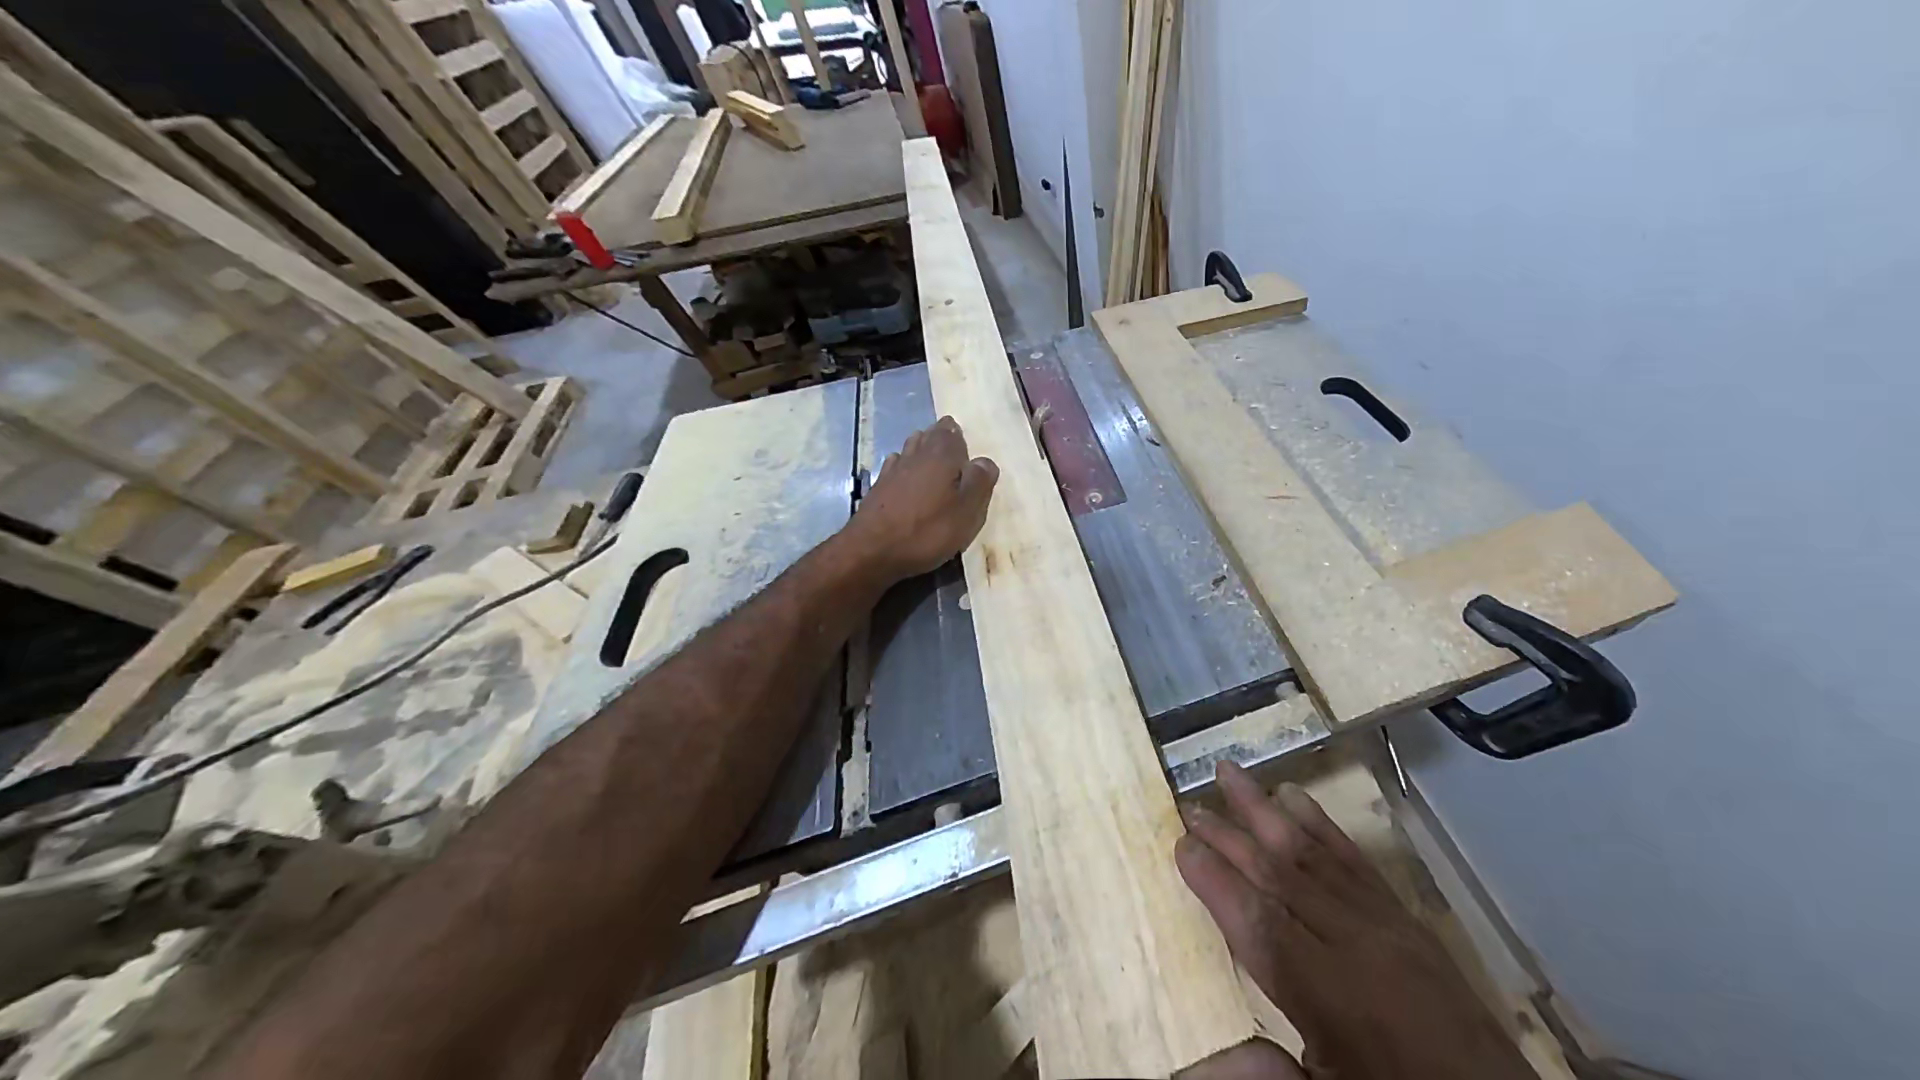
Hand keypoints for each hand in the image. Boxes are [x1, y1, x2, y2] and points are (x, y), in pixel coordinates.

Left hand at [846, 416, 997, 581]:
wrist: (872, 551)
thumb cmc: (927, 531)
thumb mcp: (967, 512)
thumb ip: (979, 482)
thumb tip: (985, 461)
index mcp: (941, 454)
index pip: (951, 430)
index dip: (959, 436)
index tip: (965, 447)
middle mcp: (915, 454)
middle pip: (929, 436)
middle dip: (940, 440)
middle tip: (953, 453)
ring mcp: (892, 470)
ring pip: (910, 450)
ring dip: (922, 453)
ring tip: (933, 466)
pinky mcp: (877, 488)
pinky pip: (895, 468)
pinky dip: (904, 470)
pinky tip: (907, 481)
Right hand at [1176, 762, 1535, 1079]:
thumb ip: (1264, 1074)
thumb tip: (1192, 1059)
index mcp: (1334, 998)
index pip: (1261, 924)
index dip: (1216, 880)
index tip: (1180, 845)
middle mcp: (1360, 950)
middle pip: (1281, 875)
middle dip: (1229, 835)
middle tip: (1189, 805)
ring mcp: (1389, 927)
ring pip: (1314, 853)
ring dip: (1266, 809)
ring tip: (1229, 772)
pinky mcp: (1409, 920)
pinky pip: (1355, 860)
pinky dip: (1320, 824)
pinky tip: (1296, 798)